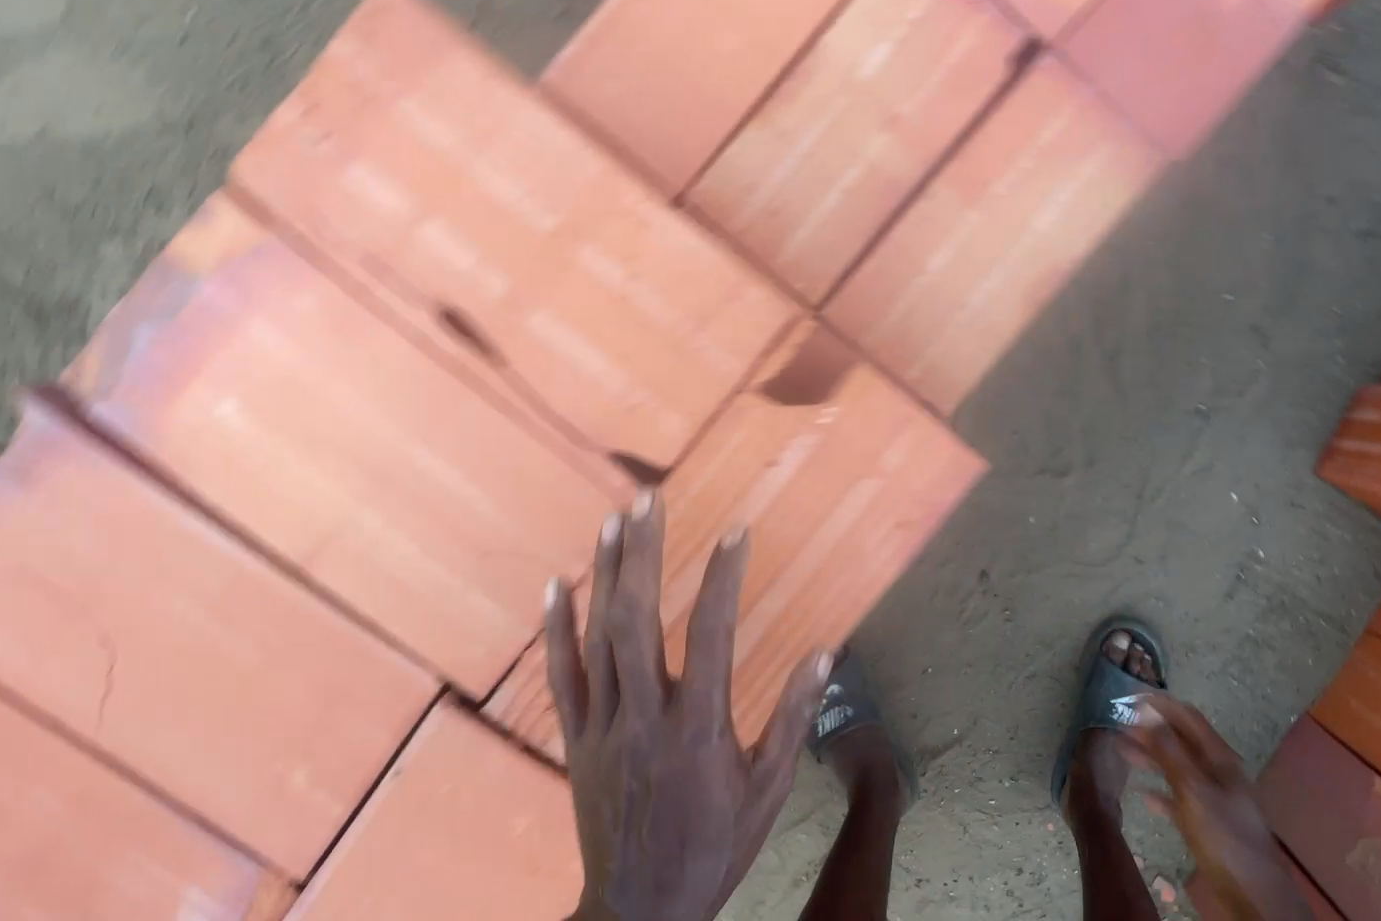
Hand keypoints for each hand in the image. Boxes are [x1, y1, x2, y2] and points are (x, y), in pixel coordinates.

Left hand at [545, 489, 834, 920]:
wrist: (640, 908)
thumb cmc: (715, 844)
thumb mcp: (769, 788)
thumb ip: (793, 716)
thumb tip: (824, 650)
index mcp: (698, 726)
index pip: (712, 632)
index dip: (723, 576)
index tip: (736, 531)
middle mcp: (645, 715)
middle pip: (638, 620)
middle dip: (643, 553)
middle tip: (650, 500)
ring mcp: (602, 725)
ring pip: (597, 637)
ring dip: (605, 573)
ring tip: (614, 519)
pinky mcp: (576, 739)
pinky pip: (562, 675)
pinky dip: (556, 628)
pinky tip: (556, 584)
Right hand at [1130, 695, 1311, 920]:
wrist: (1253, 892)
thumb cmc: (1224, 836)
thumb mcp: (1193, 790)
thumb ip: (1170, 751)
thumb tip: (1147, 712)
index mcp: (1219, 758)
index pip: (1188, 718)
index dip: (1160, 705)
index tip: (1130, 698)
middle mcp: (1217, 772)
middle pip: (1181, 741)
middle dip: (1151, 730)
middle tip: (1119, 724)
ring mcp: (1213, 797)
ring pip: (1177, 767)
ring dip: (1151, 757)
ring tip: (1122, 751)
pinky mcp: (1207, 821)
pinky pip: (1180, 797)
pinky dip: (1160, 791)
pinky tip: (1143, 795)